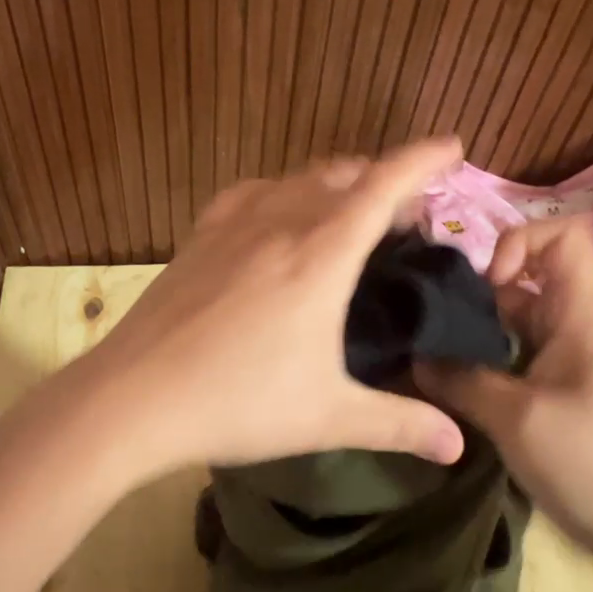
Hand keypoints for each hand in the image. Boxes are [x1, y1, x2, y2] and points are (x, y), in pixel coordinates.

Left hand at [46, 139, 469, 478]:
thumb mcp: (329, 417)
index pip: (384, 185)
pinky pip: (251, 193)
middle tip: (406, 215)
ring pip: (296, 179)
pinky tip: (277, 217)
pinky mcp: (198, 237)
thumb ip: (399, 423)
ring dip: (335, 183)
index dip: (423, 159)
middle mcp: (279, 223)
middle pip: (342, 174)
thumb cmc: (238, 402)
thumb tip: (457, 444)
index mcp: (321, 254)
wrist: (135, 397)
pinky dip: (282, 193)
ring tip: (350, 213)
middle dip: (383, 180)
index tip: (453, 146)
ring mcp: (232, 225)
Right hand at [414, 218, 592, 566]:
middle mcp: (571, 325)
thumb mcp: (515, 417)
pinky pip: (509, 356)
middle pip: (521, 279)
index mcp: (579, 313)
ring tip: (420, 350)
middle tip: (425, 320)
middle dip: (472, 291)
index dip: (518, 240)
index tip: (484, 284)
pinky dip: (476, 362)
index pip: (562, 235)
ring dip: (468, 332)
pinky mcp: (552, 391)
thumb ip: (460, 379)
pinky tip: (441, 384)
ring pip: (509, 321)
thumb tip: (412, 357)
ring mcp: (563, 359)